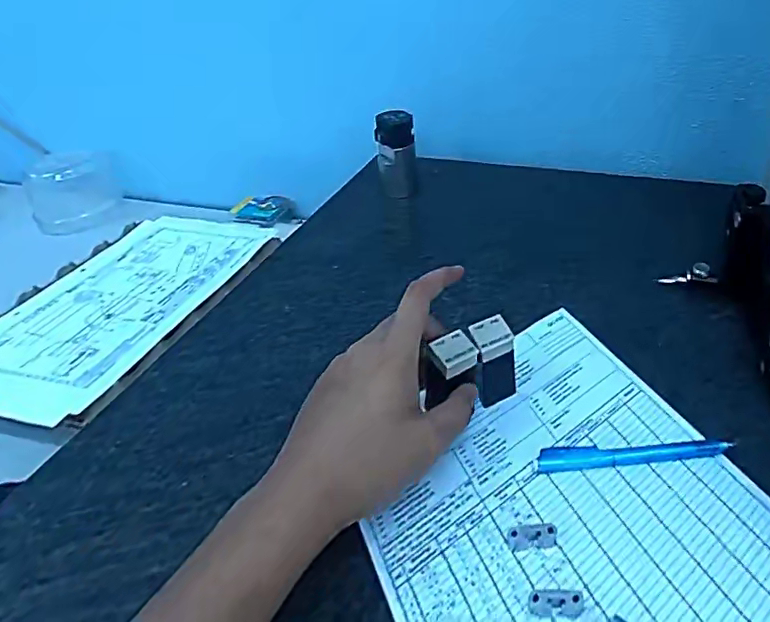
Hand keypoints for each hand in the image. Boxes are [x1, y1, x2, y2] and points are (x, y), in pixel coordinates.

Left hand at [264, 265, 476, 534]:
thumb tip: (467, 392)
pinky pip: (361, 363)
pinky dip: (382, 371)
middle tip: (443, 373)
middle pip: (401, 322)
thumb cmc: (370, 464)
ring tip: (414, 400)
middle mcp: (363, 351)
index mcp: (391, 354)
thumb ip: (457, 412)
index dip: (439, 279)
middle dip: (429, 336)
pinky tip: (382, 414)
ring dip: (405, 356)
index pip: (417, 298)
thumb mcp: (428, 444)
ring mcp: (339, 368)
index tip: (457, 274)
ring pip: (381, 344)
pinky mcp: (323, 388)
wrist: (301, 496)